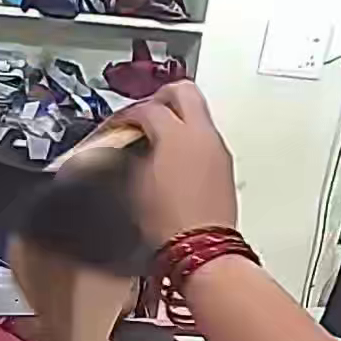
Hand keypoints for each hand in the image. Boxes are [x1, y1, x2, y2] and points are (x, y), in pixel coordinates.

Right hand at [107, 81, 237, 245]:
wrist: (201, 249)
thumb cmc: (168, 223)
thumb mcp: (136, 187)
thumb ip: (133, 157)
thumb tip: (131, 148)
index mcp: (176, 134)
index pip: (147, 108)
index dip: (126, 116)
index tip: (117, 127)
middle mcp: (202, 134)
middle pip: (183, 91)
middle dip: (159, 99)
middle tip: (142, 116)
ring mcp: (217, 148)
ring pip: (197, 114)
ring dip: (176, 119)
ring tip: (155, 141)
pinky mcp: (224, 165)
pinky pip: (204, 138)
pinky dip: (187, 139)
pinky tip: (172, 161)